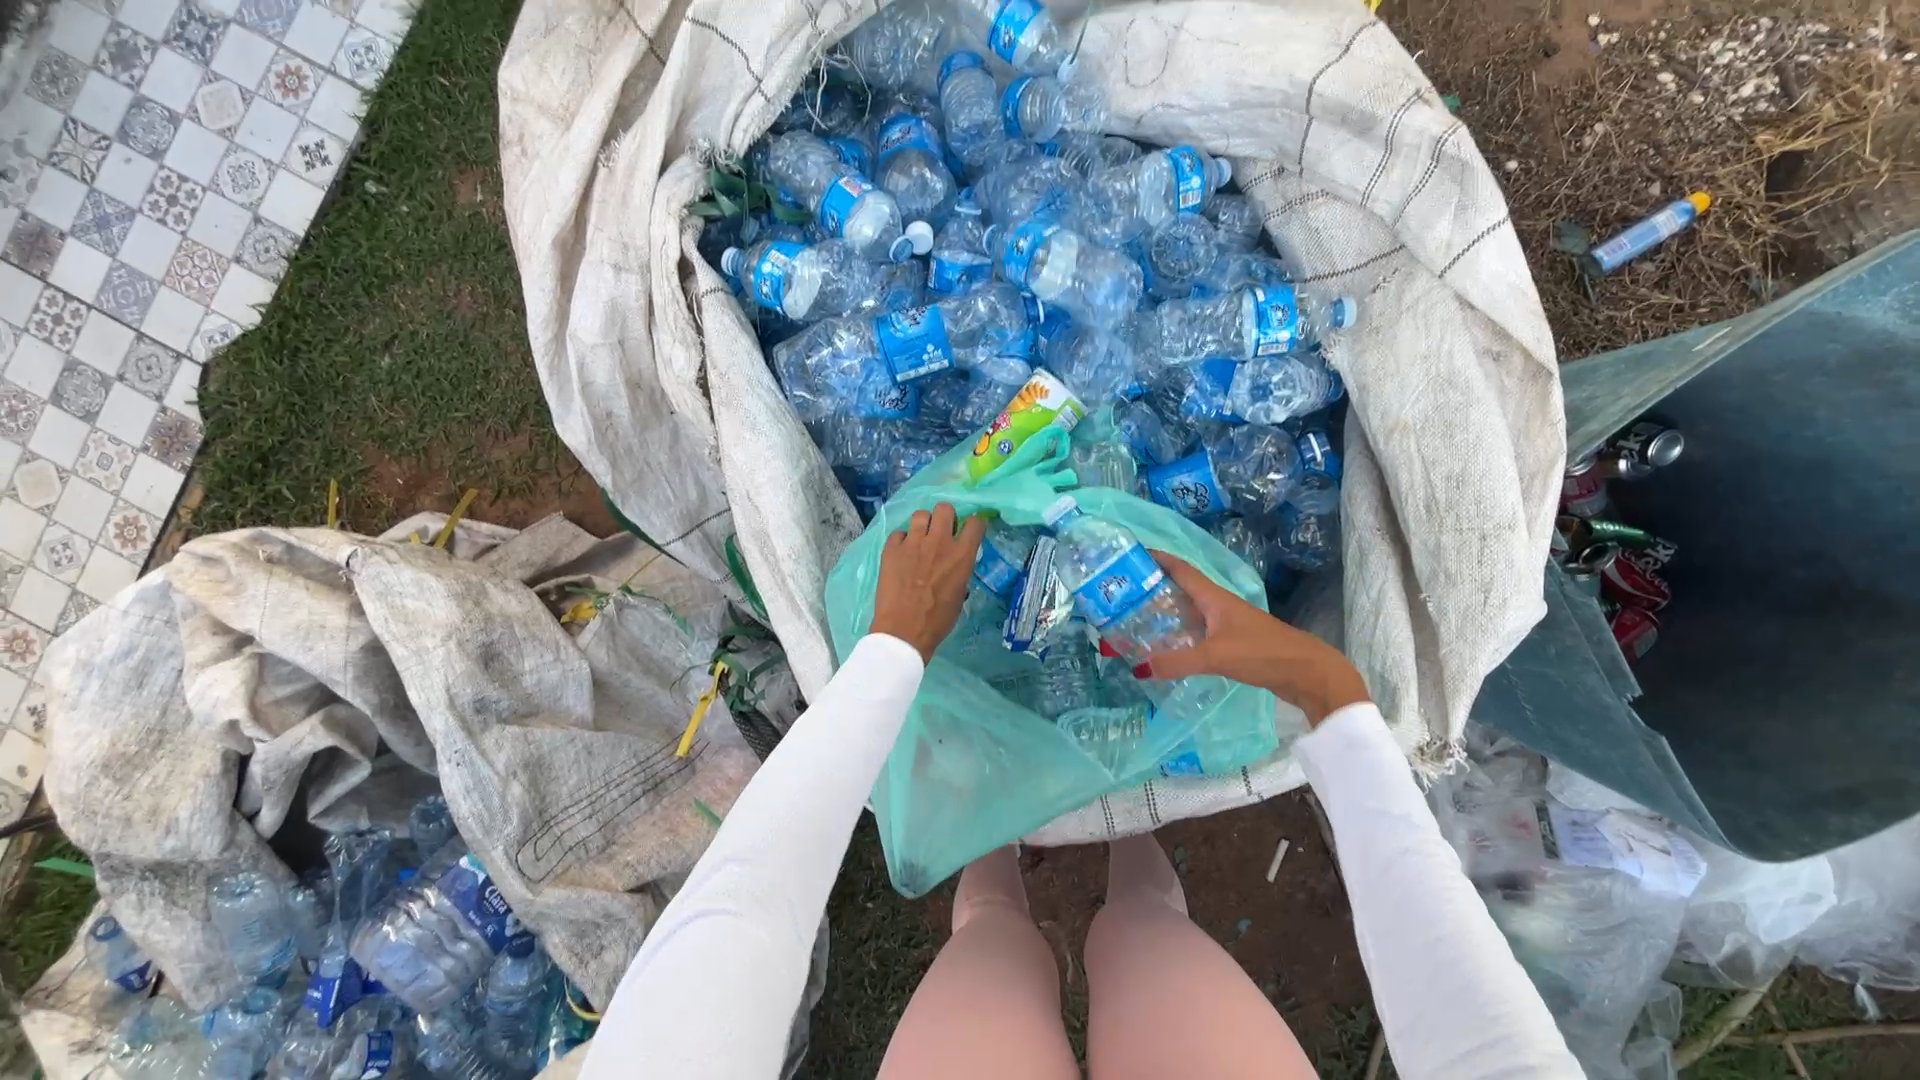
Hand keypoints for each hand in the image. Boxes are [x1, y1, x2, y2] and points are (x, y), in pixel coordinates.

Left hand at [871, 503, 988, 662]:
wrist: (904, 631)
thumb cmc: (937, 620)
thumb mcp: (959, 595)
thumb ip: (960, 572)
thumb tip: (956, 567)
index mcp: (961, 555)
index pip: (975, 522)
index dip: (974, 524)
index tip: (969, 531)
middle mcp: (939, 542)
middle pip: (945, 508)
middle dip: (945, 518)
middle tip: (941, 532)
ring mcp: (912, 543)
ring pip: (920, 514)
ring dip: (923, 525)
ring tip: (920, 540)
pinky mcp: (891, 549)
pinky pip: (898, 533)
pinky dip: (902, 541)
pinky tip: (901, 554)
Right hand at [1141, 553, 1369, 727]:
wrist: (1307, 672)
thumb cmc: (1262, 653)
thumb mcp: (1216, 656)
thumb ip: (1177, 662)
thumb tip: (1138, 668)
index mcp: (1214, 597)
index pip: (1181, 569)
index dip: (1158, 559)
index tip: (1131, 554)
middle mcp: (1218, 605)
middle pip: (1181, 589)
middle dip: (1153, 588)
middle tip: (1123, 594)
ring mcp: (1226, 624)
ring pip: (1189, 612)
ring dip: (1165, 613)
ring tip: (1136, 620)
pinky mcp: (1232, 642)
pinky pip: (1197, 633)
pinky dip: (1179, 636)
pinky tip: (1167, 648)